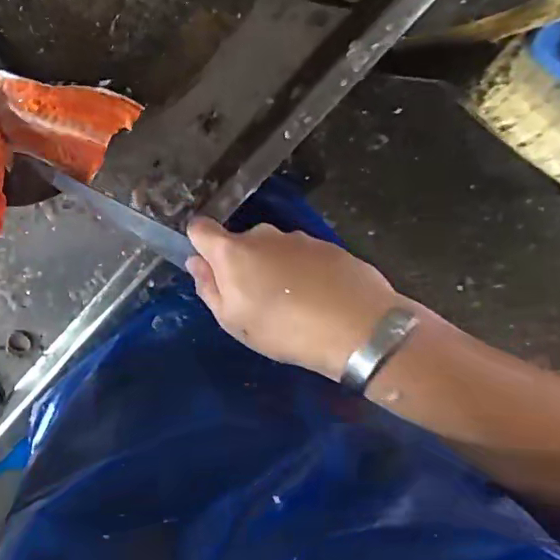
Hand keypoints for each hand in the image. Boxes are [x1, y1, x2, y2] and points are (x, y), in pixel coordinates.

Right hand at [184, 218, 412, 377]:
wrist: (363, 331)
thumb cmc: (284, 329)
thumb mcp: (232, 320)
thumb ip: (209, 287)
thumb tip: (197, 263)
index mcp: (231, 251)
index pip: (200, 228)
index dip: (199, 243)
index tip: (209, 266)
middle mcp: (262, 235)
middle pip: (240, 242)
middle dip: (242, 263)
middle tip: (255, 297)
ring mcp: (300, 239)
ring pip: (274, 249)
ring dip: (275, 267)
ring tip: (294, 301)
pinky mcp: (332, 248)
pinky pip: (305, 257)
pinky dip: (305, 272)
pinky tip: (320, 299)